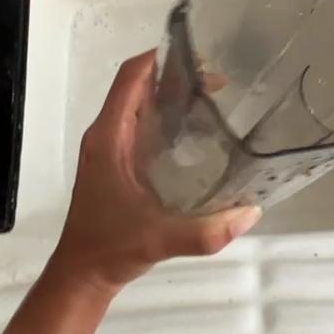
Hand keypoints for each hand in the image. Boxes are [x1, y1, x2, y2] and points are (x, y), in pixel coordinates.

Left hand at [47, 52, 261, 294]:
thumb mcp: (160, 238)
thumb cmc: (111, 248)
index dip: (160, 58)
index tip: (198, 59)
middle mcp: (105, 134)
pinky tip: (193, 133)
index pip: (130, 77)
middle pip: (136, 85)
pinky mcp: (113, 161)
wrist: (81, 274)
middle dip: (174, 76)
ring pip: (137, 103)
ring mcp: (107, 147)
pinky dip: (163, 116)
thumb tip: (252, 211)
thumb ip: (207, 231)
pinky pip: (137, 123)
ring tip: (210, 100)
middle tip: (217, 83)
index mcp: (109, 137)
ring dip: (169, 95)